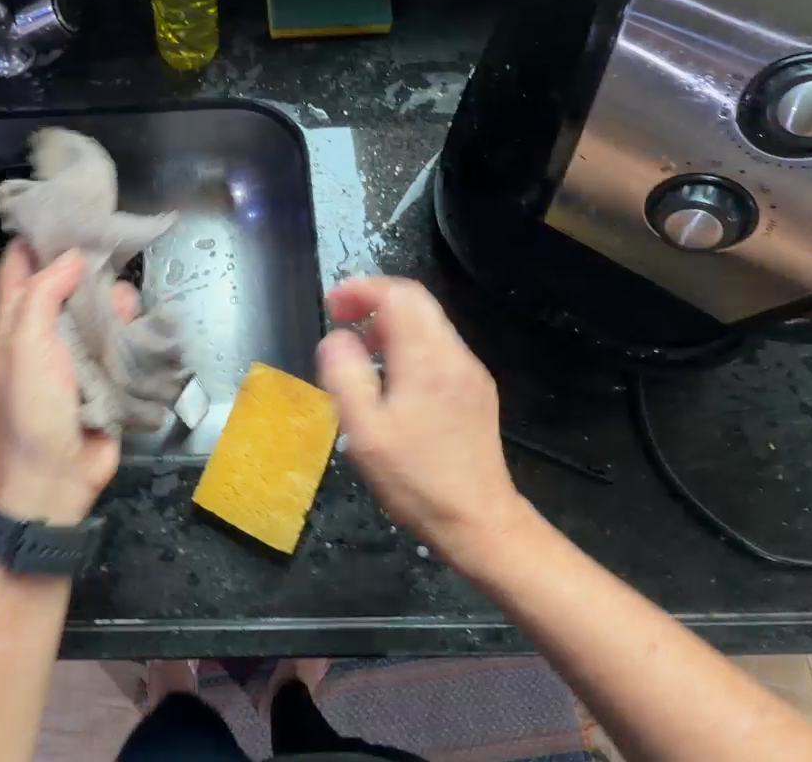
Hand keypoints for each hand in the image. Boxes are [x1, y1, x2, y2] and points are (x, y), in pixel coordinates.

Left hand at [0, 240, 134, 524]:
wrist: (56, 480)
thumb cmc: (32, 410)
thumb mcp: (26, 347)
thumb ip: (42, 296)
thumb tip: (70, 256)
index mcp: (16, 324)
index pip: (19, 268)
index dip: (35, 238)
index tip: (63, 207)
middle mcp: (47, 332)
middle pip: (65, 283)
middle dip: (85, 262)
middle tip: (112, 233)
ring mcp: (78, 354)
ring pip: (98, 309)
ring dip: (113, 297)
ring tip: (128, 285)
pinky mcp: (107, 374)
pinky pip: (121, 340)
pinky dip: (131, 328)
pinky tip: (142, 317)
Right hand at [315, 276, 525, 557]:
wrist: (480, 522)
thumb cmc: (415, 479)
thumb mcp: (365, 431)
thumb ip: (345, 375)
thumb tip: (336, 338)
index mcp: (426, 359)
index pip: (397, 295)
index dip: (360, 289)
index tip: (331, 305)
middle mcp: (454, 355)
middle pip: (416, 301)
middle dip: (374, 299)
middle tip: (339, 318)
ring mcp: (469, 372)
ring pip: (428, 323)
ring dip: (390, 321)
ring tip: (358, 348)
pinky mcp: (475, 390)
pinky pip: (438, 347)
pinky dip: (407, 342)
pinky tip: (389, 375)